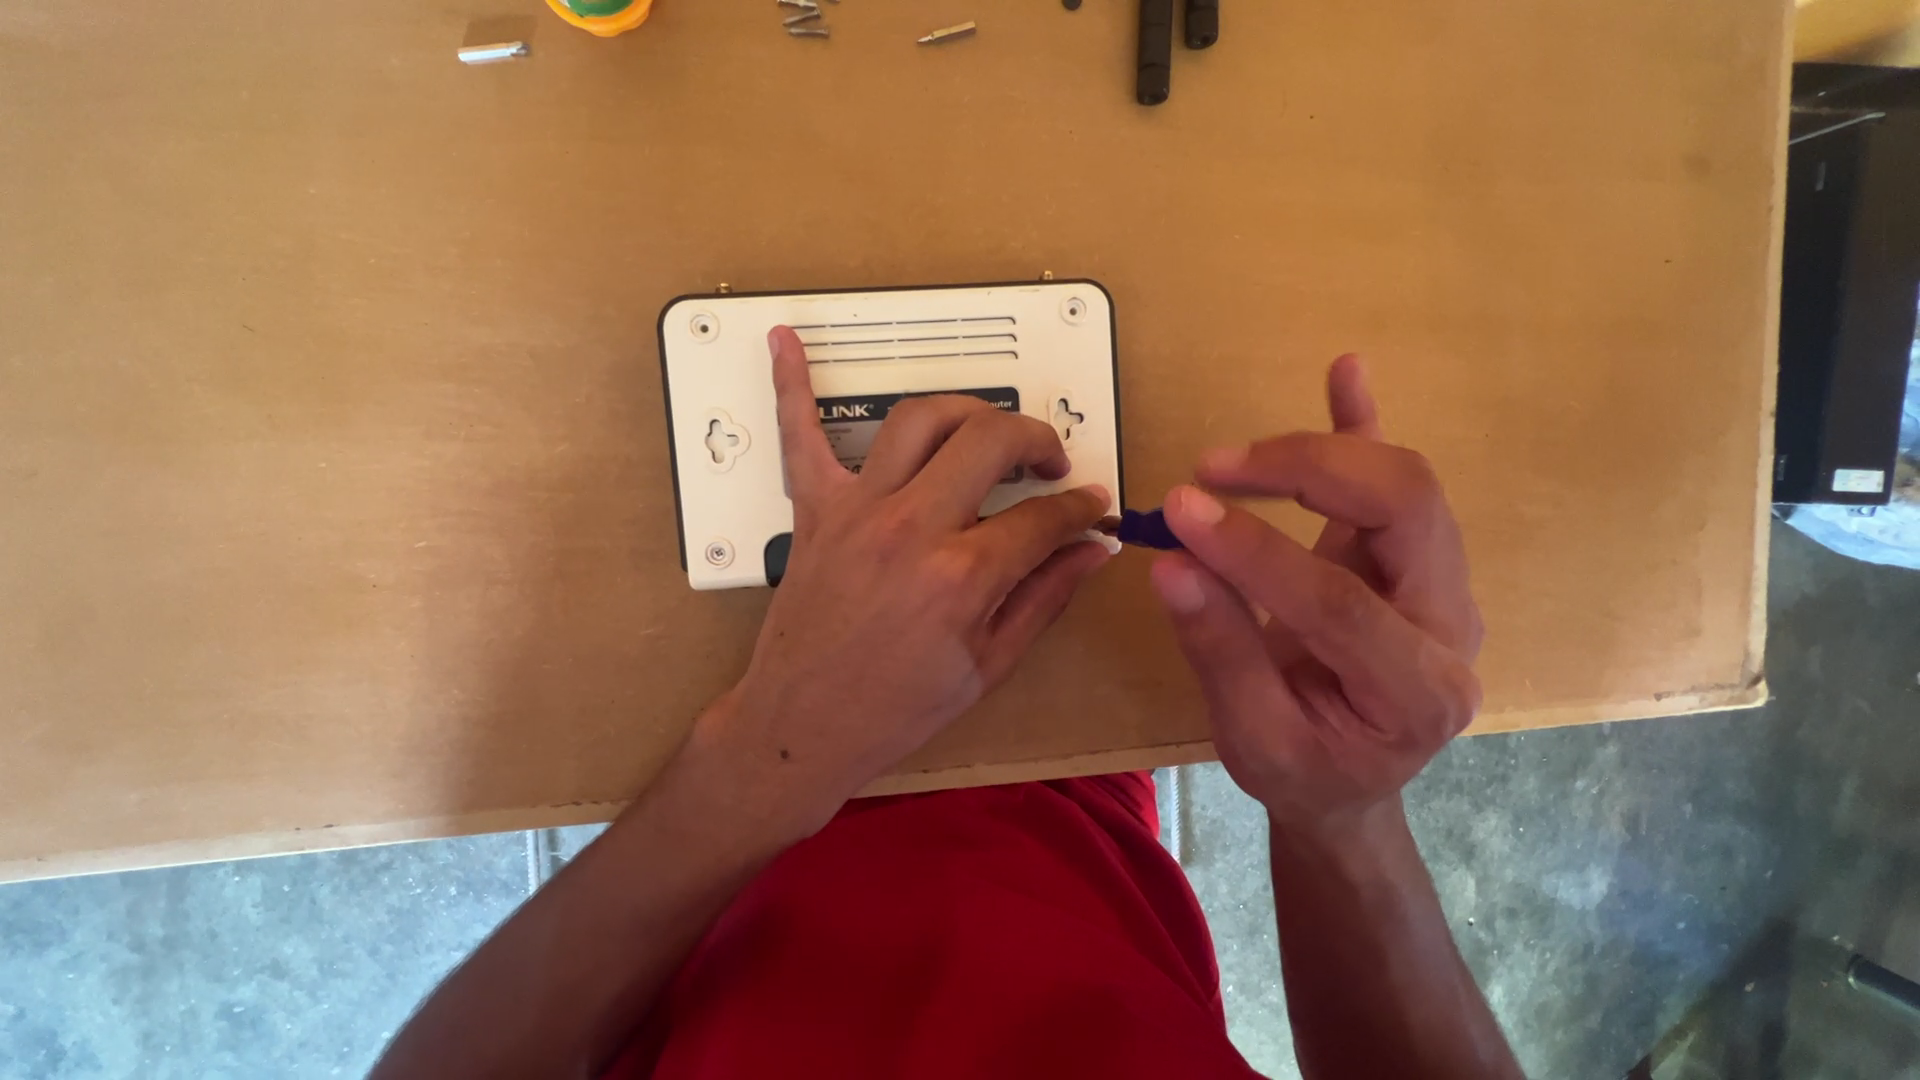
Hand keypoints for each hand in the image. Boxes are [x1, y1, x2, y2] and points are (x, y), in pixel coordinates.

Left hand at [717, 327, 1112, 829]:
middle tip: (1049, 464)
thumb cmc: (892, 710)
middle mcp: (910, 529)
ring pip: (920, 418)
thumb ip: (1044, 597)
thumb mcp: (988, 666)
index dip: (1080, 509)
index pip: (1043, 517)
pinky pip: (800, 434)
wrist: (801, 726)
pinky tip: (785, 339)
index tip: (1090, 508)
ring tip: (986, 427)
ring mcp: (857, 511)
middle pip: (991, 441)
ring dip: (966, 409)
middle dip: (1037, 441)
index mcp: (960, 576)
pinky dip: (792, 384)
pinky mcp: (814, 509)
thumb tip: (1091, 552)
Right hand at [1149, 355, 1482, 832]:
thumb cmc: (1300, 769)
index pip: (1339, 602)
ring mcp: (1440, 584)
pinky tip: (1346, 371)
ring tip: (1228, 462)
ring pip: (1403, 484)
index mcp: (1419, 691)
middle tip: (1211, 472)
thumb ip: (1218, 647)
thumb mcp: (1249, 735)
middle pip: (1405, 507)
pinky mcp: (1410, 558)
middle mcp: (1452, 624)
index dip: (1255, 551)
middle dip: (1305, 471)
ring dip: (1315, 454)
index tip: (1178, 511)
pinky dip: (1366, 423)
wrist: (1347, 780)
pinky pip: (1395, 482)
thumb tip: (1169, 560)